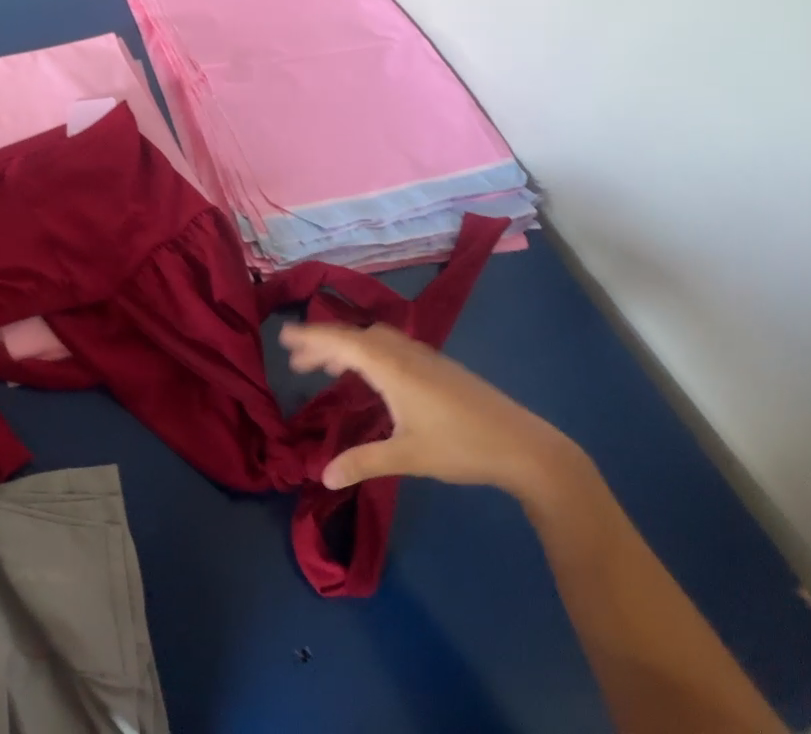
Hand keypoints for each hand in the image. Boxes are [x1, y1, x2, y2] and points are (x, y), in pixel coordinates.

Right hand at [281, 322, 585, 500]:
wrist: (525, 447)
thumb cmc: (462, 447)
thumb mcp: (407, 456)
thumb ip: (363, 462)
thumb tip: (323, 477)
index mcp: (394, 369)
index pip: (343, 343)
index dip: (312, 337)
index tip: (284, 334)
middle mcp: (407, 355)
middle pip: (357, 337)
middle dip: (325, 344)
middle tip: (296, 360)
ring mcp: (427, 359)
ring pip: (377, 340)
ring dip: (348, 348)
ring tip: (326, 368)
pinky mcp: (441, 369)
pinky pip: (393, 348)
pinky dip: (369, 354)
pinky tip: (369, 377)